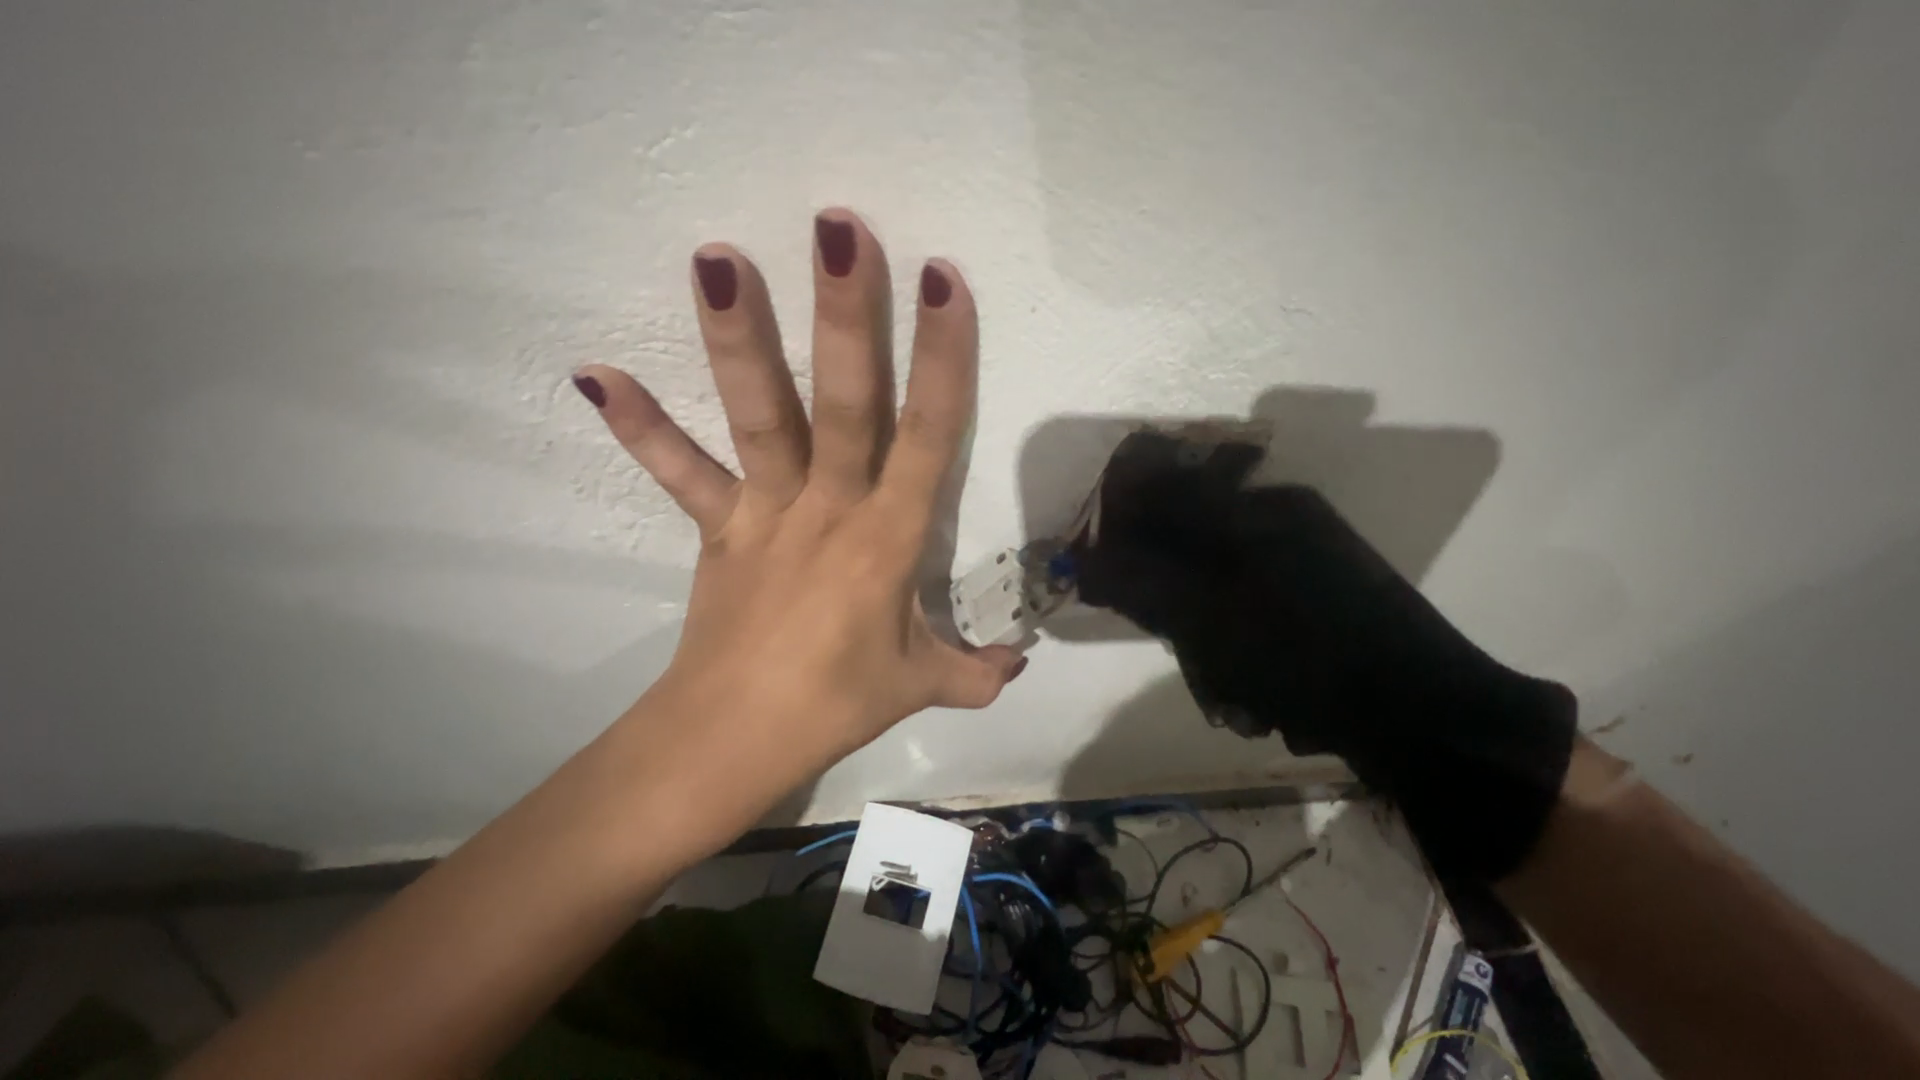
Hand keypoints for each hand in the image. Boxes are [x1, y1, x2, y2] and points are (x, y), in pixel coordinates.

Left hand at [571, 211, 1023, 808]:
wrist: (731, 740)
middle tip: (837, 227)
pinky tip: (593, 373)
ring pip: (759, 417)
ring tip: (715, 256)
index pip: (929, 436)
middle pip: (845, 404)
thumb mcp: (917, 685)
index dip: (941, 359)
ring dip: (739, 339)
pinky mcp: (715, 526)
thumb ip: (973, 669)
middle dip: (846, 317)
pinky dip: (640, 426)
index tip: (942, 278)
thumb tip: (1020, 664)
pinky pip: (680, 472)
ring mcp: (764, 511)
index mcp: (888, 539)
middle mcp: (828, 507)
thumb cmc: (833, 706)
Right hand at [1073, 431, 1575, 881]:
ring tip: (1237, 702)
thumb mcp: (1210, 617)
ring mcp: (1312, 573)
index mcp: (1264, 510)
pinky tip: (1264, 707)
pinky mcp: (1327, 616)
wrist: (1431, 724)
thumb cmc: (1310, 655)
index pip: (1168, 496)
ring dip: (1215, 656)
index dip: (1126, 536)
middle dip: (1178, 618)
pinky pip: (1259, 629)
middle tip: (1193, 660)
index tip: (1103, 583)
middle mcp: (1287, 529)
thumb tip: (1080, 559)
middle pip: (1191, 558)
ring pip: (1223, 602)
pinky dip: (1250, 667)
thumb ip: (1140, 581)